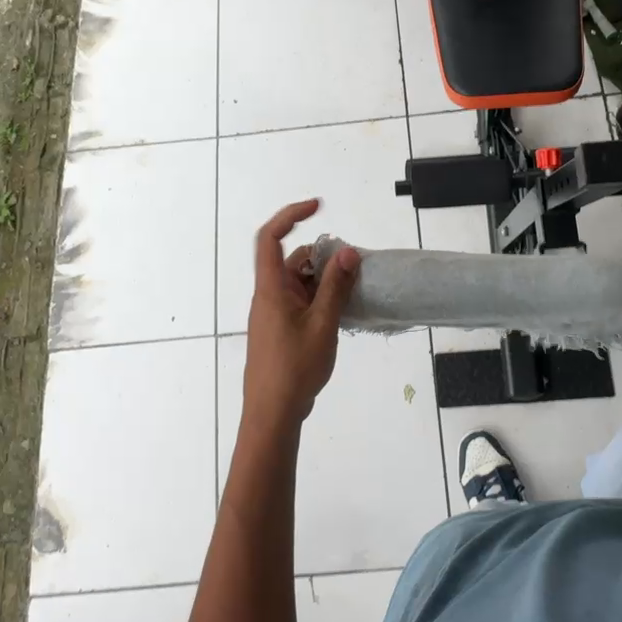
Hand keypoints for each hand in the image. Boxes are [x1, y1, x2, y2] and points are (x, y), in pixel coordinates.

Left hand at [242, 199, 359, 432]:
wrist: (272, 415)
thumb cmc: (294, 368)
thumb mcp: (322, 325)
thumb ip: (336, 287)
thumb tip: (348, 252)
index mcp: (271, 288)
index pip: (270, 238)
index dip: (290, 215)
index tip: (318, 206)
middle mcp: (268, 296)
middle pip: (291, 261)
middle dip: (321, 257)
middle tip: (352, 266)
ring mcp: (272, 315)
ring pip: (298, 283)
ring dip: (323, 281)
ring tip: (352, 291)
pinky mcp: (280, 331)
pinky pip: (300, 302)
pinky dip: (320, 300)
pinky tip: (342, 314)